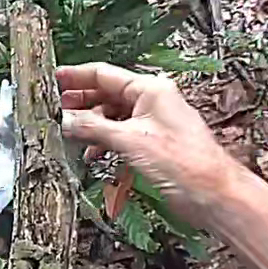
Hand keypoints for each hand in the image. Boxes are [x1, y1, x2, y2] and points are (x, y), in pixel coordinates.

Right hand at [57, 62, 243, 229]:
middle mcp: (152, 102)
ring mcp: (152, 124)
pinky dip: (105, 143)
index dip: (77, 76)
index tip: (54, 79)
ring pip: (112, 118)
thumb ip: (93, 128)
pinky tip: (92, 154)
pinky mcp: (153, 145)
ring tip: (69, 135)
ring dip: (91, 127)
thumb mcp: (129, 141)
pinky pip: (121, 136)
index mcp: (150, 89)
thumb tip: (66, 120)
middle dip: (81, 103)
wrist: (213, 194)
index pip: (105, 74)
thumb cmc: (183, 162)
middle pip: (107, 95)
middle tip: (56, 110)